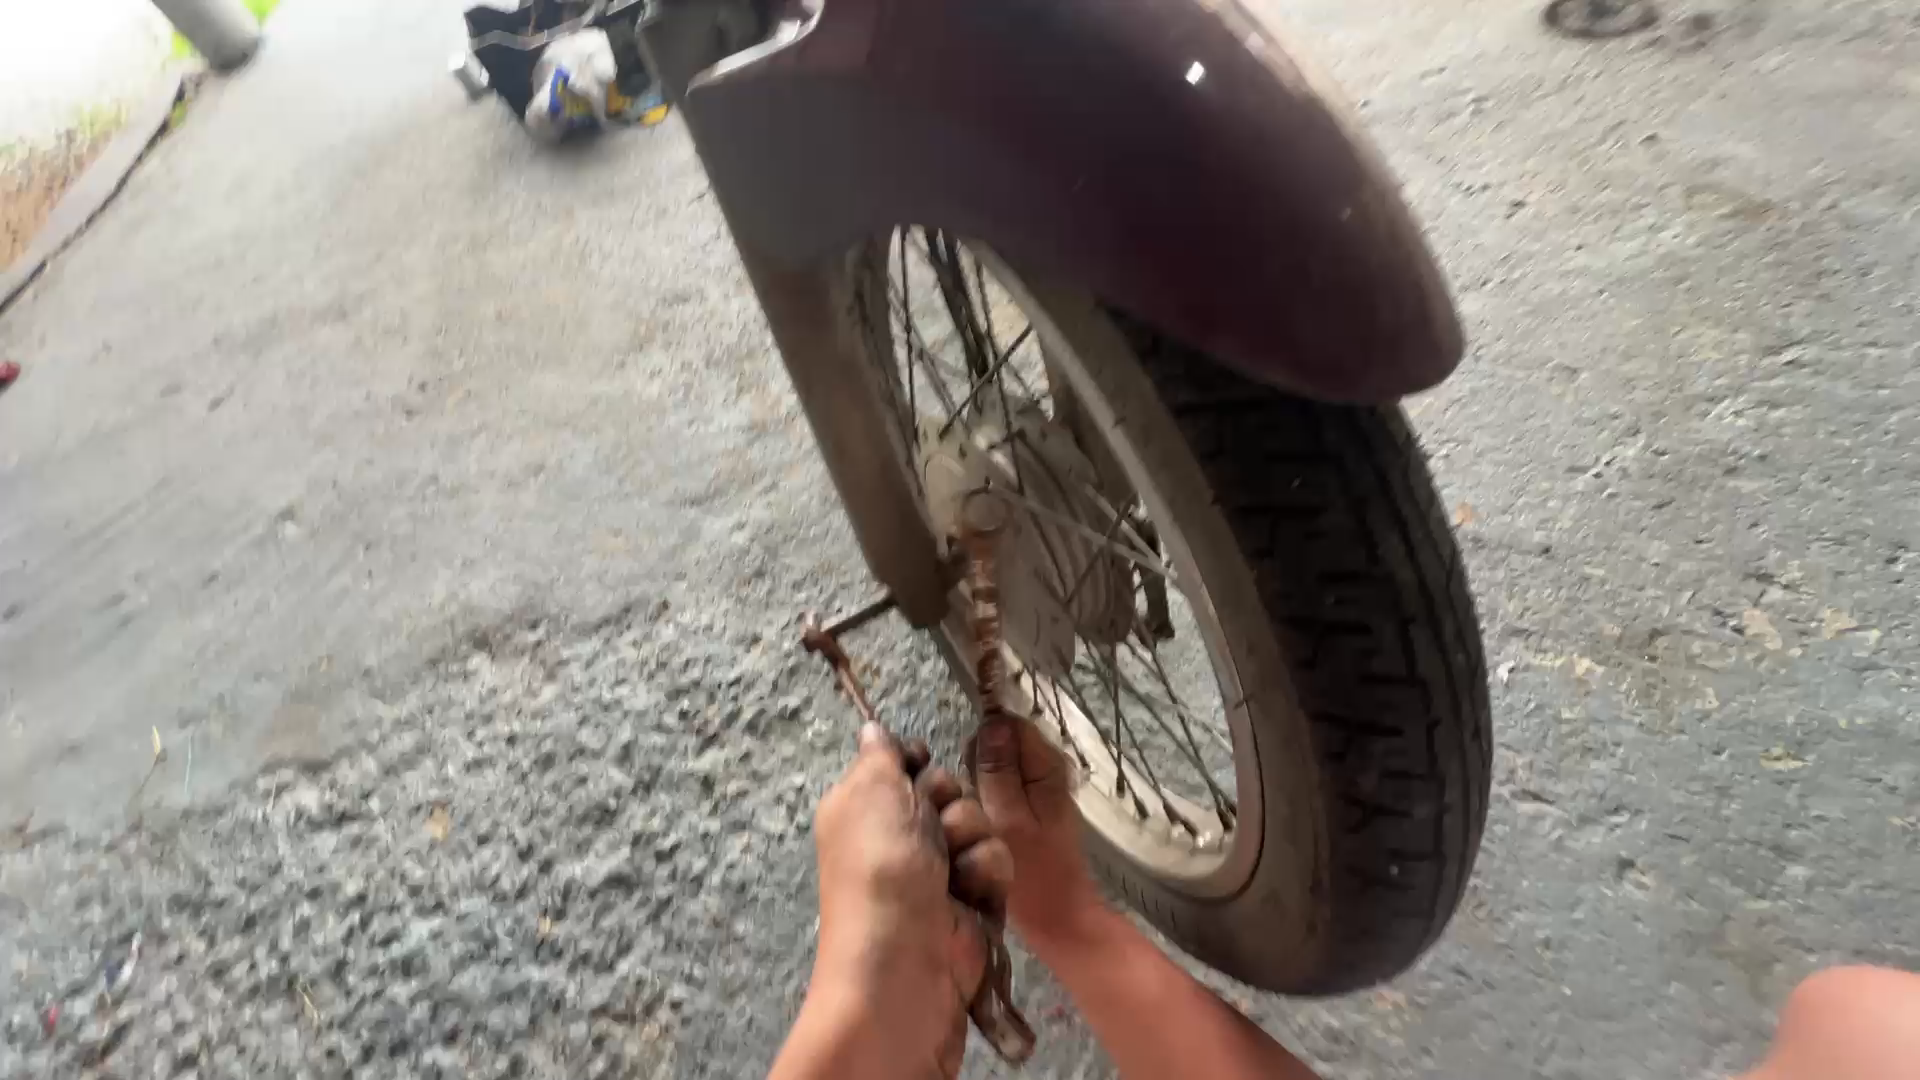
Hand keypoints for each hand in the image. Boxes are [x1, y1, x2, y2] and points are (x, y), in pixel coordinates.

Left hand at [802, 723, 1014, 1077]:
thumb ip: (879, 753)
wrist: (905, 964)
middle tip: (932, 828)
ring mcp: (938, 867)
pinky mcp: (972, 896)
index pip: (905, 761)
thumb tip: (872, 728)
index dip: (918, 762)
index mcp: (865, 806)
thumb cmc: (881, 867)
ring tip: (951, 872)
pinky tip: (969, 895)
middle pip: (948, 786)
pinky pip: (996, 859)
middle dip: (949, 801)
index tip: (918, 767)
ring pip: (979, 820)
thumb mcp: (870, 792)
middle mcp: (900, 833)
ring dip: (972, 840)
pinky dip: (987, 874)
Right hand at [972, 712, 1104, 946]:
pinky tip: (987, 823)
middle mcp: (1049, 767)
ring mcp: (1043, 787)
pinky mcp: (1035, 805)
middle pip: (1004, 741)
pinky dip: (992, 797)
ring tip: (980, 815)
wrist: (1060, 920)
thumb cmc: (1032, 874)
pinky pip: (1005, 785)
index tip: (968, 770)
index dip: (983, 740)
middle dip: (981, 762)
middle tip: (975, 800)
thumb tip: (992, 721)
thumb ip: (997, 769)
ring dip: (984, 782)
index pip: (1009, 722)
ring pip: (1001, 764)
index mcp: (1047, 765)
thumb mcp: (1006, 818)